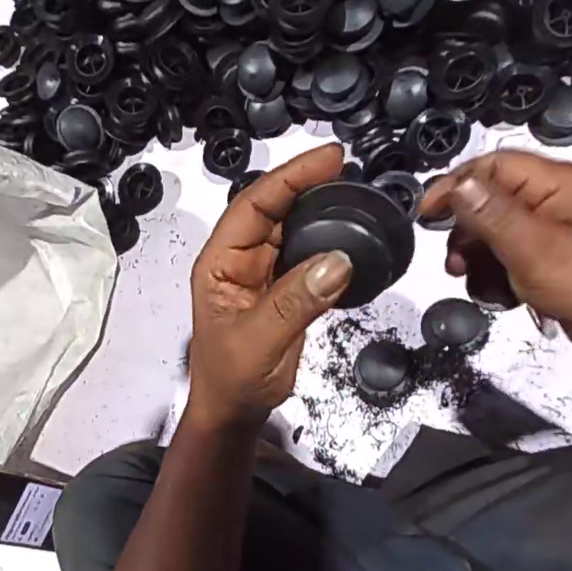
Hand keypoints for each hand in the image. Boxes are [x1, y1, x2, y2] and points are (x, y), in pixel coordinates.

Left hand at [186, 144, 352, 427]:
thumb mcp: (258, 343)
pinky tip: (346, 236)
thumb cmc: (230, 381)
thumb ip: (295, 303)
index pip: (253, 205)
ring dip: (320, 211)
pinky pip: (307, 256)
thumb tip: (334, 262)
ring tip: (351, 195)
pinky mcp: (284, 290)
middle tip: (346, 170)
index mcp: (220, 265)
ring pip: (292, 229)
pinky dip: (328, 243)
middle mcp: (240, 263)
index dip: (289, 178)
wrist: (235, 410)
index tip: (326, 160)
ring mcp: (263, 275)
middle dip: (307, 185)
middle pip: (274, 209)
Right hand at [419, 151, 571, 352]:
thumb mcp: (535, 249)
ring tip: (489, 285)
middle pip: (489, 203)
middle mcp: (558, 201)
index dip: (453, 187)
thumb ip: (492, 216)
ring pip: (496, 235)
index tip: (427, 212)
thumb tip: (460, 187)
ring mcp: (556, 230)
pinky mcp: (555, 257)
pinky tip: (508, 295)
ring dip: (482, 263)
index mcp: (559, 184)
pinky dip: (501, 277)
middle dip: (467, 235)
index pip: (491, 166)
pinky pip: (511, 258)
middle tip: (458, 262)